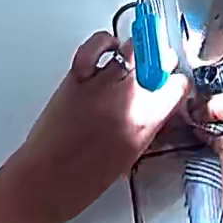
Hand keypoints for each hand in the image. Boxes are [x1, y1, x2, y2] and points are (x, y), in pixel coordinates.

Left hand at [0, 31, 188, 222]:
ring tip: (134, 59)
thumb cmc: (84, 179)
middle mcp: (127, 99)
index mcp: (144, 123)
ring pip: (130, 50)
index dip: (177, 82)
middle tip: (158, 65)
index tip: (174, 81)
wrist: (45, 181)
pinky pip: (97, 45)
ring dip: (137, 52)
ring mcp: (101, 84)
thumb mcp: (130, 155)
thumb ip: (147, 125)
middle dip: (160, 62)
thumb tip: (156, 105)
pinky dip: (105, 42)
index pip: (176, 87)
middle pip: (156, 61)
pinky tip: (109, 47)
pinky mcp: (78, 75)